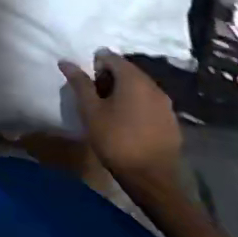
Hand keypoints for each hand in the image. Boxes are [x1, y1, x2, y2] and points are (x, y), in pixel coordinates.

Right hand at [60, 49, 182, 188]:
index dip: (95, 66)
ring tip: (111, 112)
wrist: (152, 180)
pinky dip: (137, 106)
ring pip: (139, 87)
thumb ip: (79, 83)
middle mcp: (153, 85)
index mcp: (133, 78)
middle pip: (126, 70)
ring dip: (124, 93)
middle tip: (95, 99)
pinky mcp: (172, 121)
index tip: (87, 86)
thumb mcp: (91, 111)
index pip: (110, 56)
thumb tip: (66, 61)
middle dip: (109, 79)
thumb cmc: (116, 141)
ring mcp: (166, 104)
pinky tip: (129, 125)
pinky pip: (150, 103)